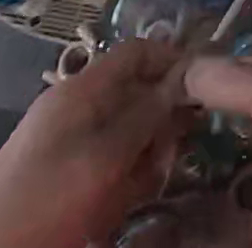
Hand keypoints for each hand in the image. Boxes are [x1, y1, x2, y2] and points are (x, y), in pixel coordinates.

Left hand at [0, 39, 186, 247]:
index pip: (138, 51)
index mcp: (83, 89)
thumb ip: (148, 114)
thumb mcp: (105, 157)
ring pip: (128, 127)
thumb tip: (186, 77)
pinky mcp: (65, 172)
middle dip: (164, 114)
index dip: (173, 59)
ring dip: (149, 149)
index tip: (205, 83)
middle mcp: (77, 105)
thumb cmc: (46, 200)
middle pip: (136, 89)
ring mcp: (69, 139)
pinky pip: (110, 158)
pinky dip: (127, 172)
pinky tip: (131, 194)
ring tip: (154, 175)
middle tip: (182, 142)